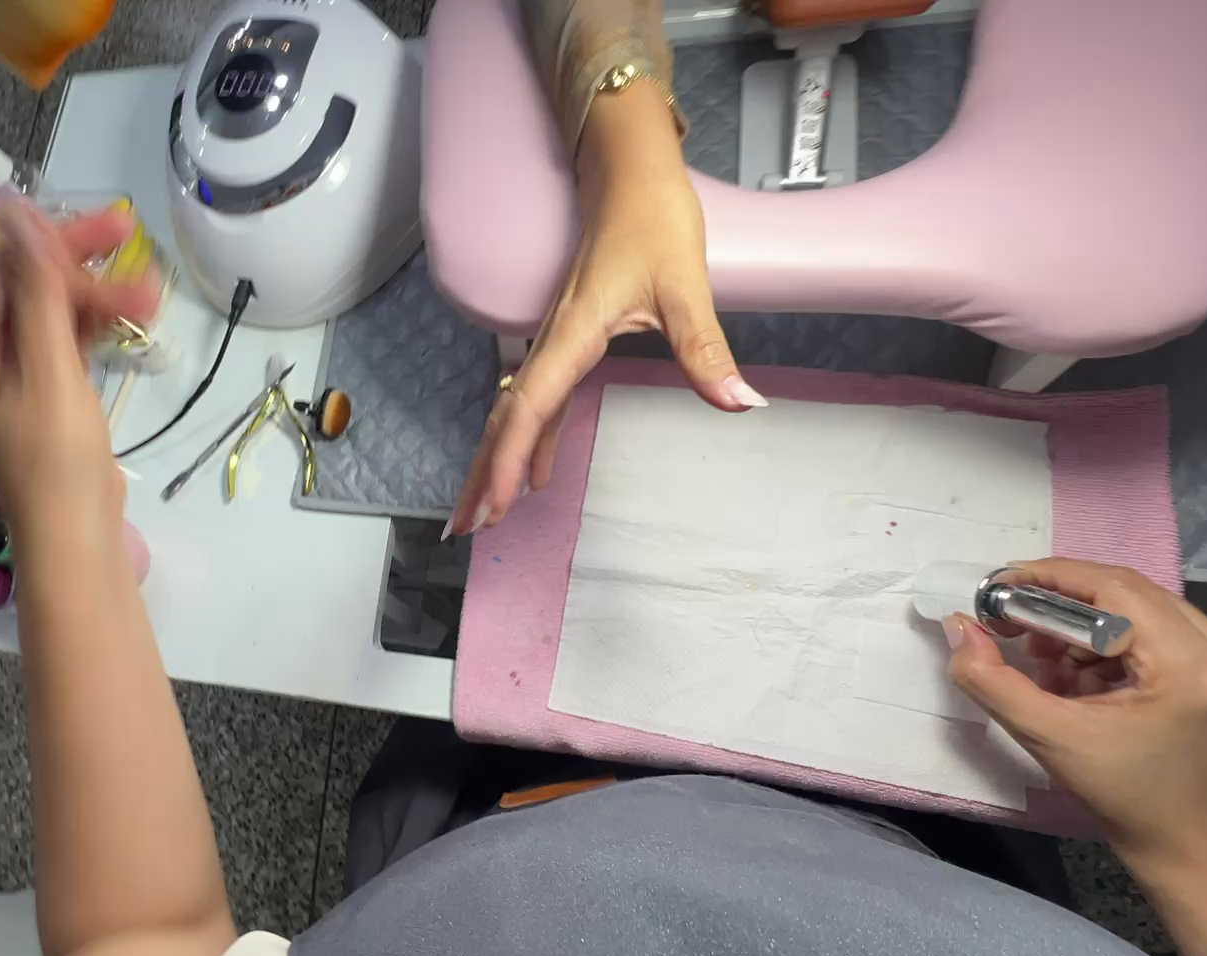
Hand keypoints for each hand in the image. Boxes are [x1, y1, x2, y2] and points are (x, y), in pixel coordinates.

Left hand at [0, 200, 157, 529]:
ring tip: (154, 301)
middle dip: (87, 267)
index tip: (118, 229)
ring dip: (102, 299)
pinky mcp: (48, 388)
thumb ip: (37, 292)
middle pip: (33, 280)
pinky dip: (99, 328)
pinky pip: (68, 339)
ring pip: (56, 309)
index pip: (9, 261)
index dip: (60, 238)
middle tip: (139, 246)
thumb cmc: (57, 458)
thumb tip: (19, 211)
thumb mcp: (49, 369)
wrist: (74, 531)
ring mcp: (17, 367)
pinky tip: (135, 324)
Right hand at [448, 85, 760, 536]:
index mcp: (571, 336)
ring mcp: (552, 348)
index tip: (494, 506)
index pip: (529, 409)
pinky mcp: (564, 346)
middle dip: (481, 477)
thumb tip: (742, 404)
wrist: (626, 176)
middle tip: (464, 527)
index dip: (507, 460)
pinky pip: (535, 405)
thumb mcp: (684, 286)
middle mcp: (551, 346)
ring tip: (481, 511)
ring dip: (493, 464)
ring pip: (511, 417)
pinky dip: (526, 442)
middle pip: (503, 422)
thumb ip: (705, 349)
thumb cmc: (650, 221)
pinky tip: (533, 471)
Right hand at [943, 559, 1206, 877]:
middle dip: (1059, 601)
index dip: (1048, 578)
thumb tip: (957, 625)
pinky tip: (1079, 676)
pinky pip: (1160, 634)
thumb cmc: (1123, 797)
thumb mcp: (1043, 735)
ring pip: (1144, 611)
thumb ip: (988, 677)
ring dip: (1081, 624)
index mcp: (1196, 668)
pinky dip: (1108, 644)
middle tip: (1008, 621)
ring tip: (1044, 660)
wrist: (1197, 853)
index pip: (1116, 590)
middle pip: (1131, 594)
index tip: (996, 589)